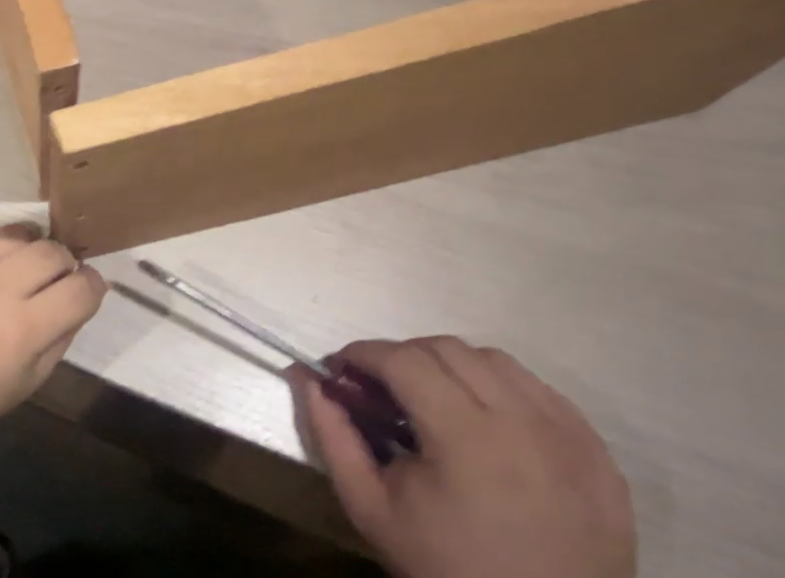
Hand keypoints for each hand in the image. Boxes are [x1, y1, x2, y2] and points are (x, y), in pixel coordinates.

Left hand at [0, 220, 107, 446]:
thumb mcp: (32, 378)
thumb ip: (64, 333)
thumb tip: (85, 292)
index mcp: (25, 329)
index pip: (81, 288)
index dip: (92, 286)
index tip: (85, 289)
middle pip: (52, 252)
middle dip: (63, 263)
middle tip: (53, 278)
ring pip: (18, 233)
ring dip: (30, 247)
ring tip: (22, 266)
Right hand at [293, 337, 635, 577]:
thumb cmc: (446, 565)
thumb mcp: (370, 506)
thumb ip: (332, 436)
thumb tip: (306, 378)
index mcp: (466, 437)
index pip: (402, 359)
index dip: (361, 354)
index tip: (340, 371)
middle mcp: (525, 423)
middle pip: (447, 350)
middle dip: (401, 356)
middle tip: (380, 389)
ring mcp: (571, 437)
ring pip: (497, 361)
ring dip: (453, 367)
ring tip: (434, 401)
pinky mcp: (600, 455)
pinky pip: (542, 392)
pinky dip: (503, 389)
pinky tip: (486, 421)